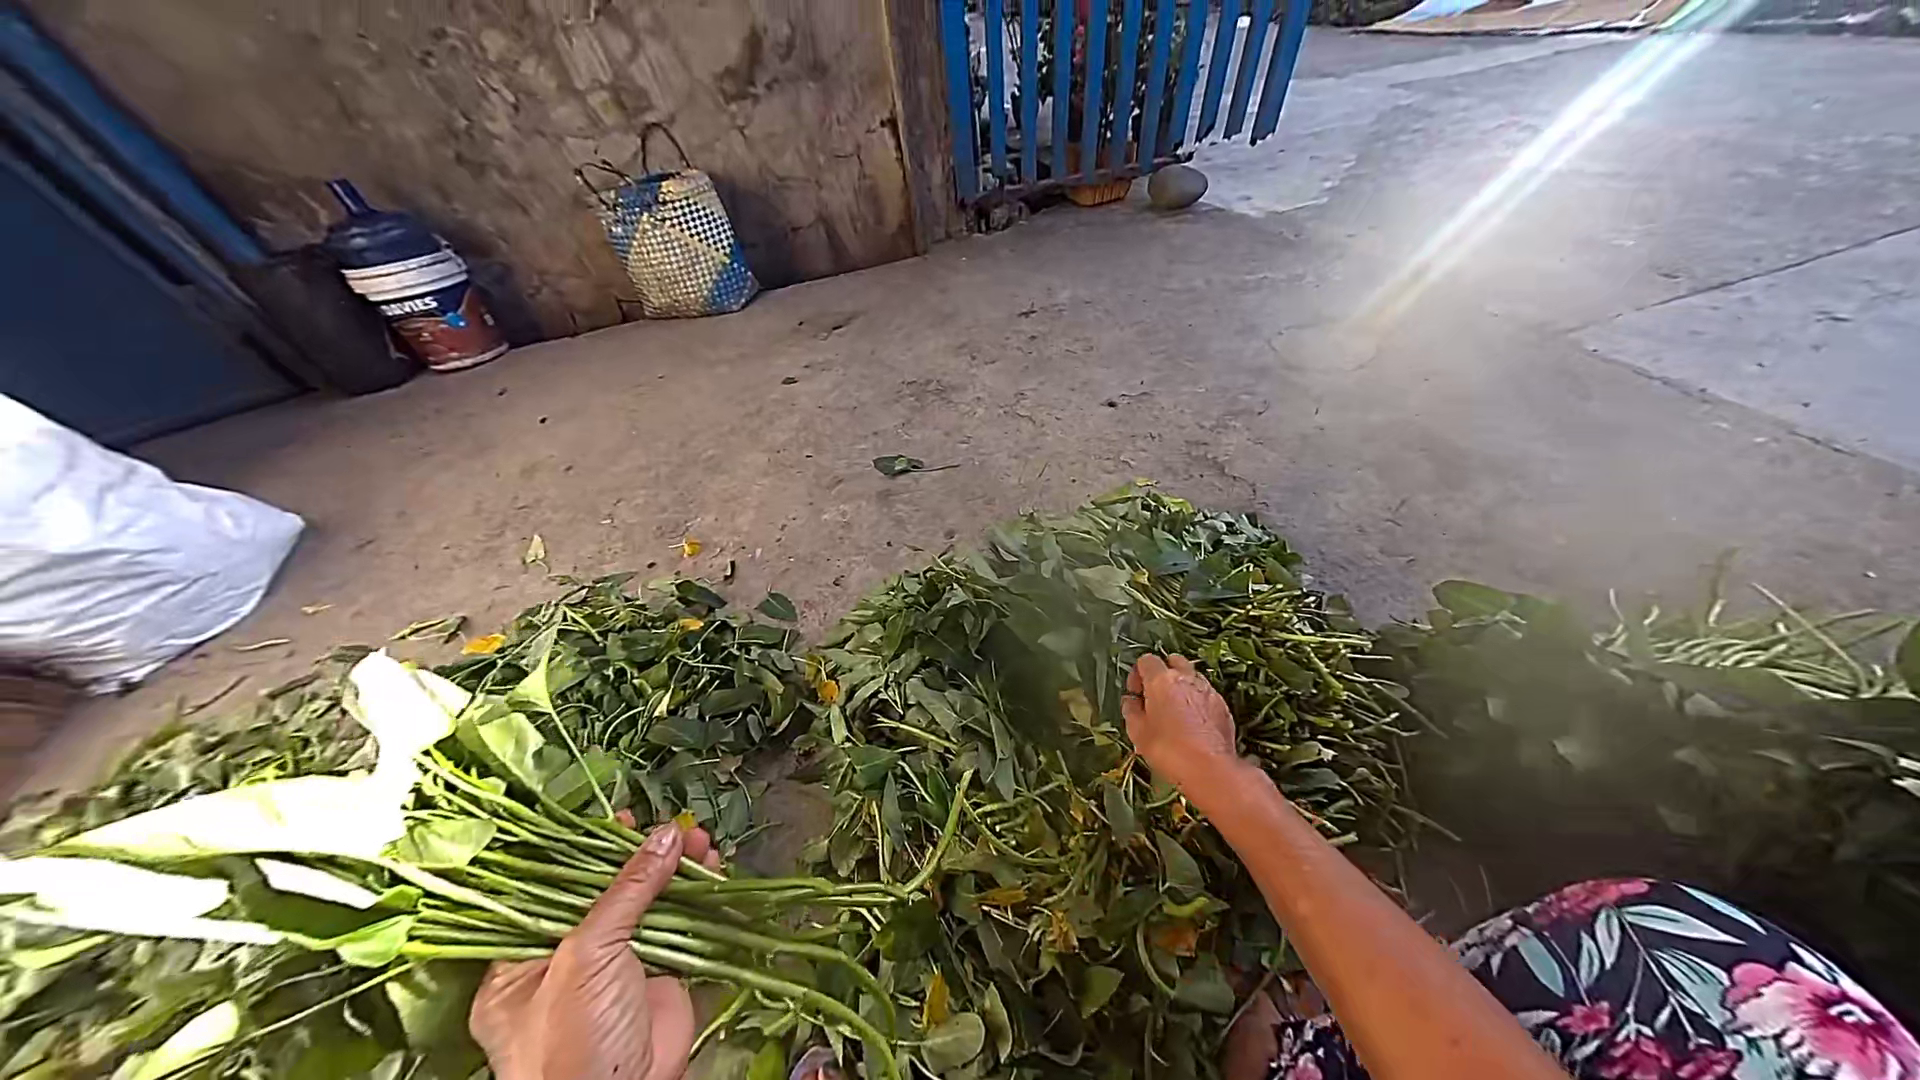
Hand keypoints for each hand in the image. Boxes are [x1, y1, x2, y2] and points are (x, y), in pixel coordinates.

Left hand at [469, 819, 721, 1079]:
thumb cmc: (574, 1038)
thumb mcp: (588, 953)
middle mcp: (572, 959)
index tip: (623, 819)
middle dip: (645, 856)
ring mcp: (620, 967)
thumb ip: (628, 889)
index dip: (591, 851)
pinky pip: (681, 924)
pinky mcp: (662, 974)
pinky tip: (712, 868)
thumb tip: (667, 835)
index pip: (557, 888)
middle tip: (674, 827)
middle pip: (612, 891)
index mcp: (526, 961)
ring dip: (678, 870)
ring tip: (701, 841)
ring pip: (651, 903)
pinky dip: (699, 895)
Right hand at [1121, 654, 1239, 792]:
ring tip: (1174, 710)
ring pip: (1191, 676)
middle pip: (1172, 661)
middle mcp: (1186, 678)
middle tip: (1155, 696)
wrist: (1210, 769)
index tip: (1135, 692)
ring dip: (1180, 686)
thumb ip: (1131, 709)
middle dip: (1162, 673)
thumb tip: (1131, 701)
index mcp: (1161, 680)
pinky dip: (1196, 700)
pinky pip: (1205, 694)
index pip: (1146, 660)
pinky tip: (1191, 722)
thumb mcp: (1137, 732)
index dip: (1137, 674)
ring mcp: (1207, 690)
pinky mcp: (1222, 706)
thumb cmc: (1169, 750)